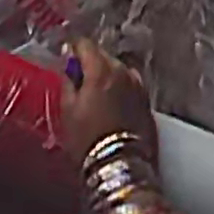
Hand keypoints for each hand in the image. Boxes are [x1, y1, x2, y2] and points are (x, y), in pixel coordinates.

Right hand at [61, 38, 158, 167]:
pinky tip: (114, 101)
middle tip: (79, 78)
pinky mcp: (147, 99)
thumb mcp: (68, 111)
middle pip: (103, 55)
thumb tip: (68, 68)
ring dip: (107, 73)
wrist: (121, 168)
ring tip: (97, 92)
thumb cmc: (88, 140)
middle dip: (90, 61)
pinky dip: (120, 86)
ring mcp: (137, 84)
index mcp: (100, 69)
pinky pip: (130, 83)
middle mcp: (122, 70)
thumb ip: (67, 83)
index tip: (66, 56)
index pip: (85, 44)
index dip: (74, 48)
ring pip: (118, 68)